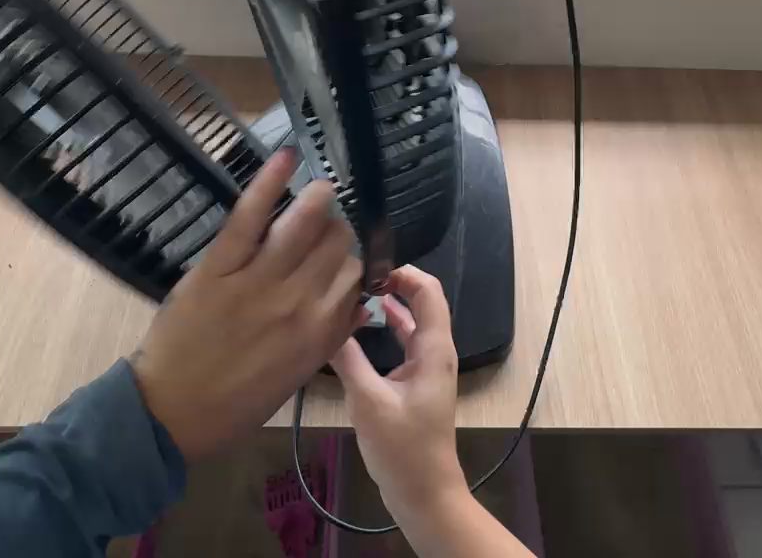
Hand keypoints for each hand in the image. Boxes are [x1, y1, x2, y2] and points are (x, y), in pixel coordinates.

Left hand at [131, 150, 363, 461]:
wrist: (170, 413)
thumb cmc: (237, 401)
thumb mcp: (297, 374)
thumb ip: (333, 335)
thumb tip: (363, 303)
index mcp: (320, 331)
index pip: (357, 272)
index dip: (352, 258)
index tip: (340, 255)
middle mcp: (300, 300)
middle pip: (338, 239)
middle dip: (336, 228)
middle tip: (320, 229)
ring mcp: (259, 280)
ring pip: (306, 221)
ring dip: (318, 198)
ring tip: (317, 190)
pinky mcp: (220, 265)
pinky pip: (251, 216)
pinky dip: (269, 181)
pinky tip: (287, 157)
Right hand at [329, 266, 464, 522]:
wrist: (425, 493)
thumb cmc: (402, 448)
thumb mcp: (368, 402)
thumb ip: (348, 359)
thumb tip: (325, 323)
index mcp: (434, 348)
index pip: (428, 290)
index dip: (404, 272)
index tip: (370, 267)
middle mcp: (436, 349)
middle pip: (423, 299)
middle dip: (395, 282)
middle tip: (359, 275)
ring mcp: (429, 365)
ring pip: (414, 319)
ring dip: (391, 303)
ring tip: (357, 291)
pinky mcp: (419, 379)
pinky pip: (407, 339)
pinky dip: (390, 325)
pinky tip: (366, 321)